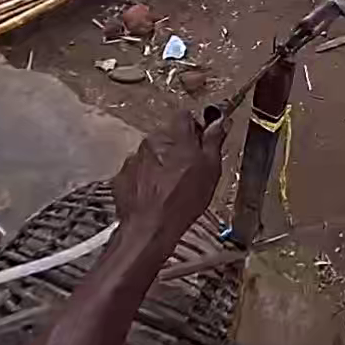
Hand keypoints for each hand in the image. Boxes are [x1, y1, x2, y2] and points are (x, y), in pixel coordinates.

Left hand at [111, 106, 227, 251]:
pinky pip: (139, 169)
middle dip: (178, 148)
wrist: (149, 229)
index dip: (194, 128)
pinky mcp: (123, 175)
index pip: (185, 116)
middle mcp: (153, 141)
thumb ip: (214, 140)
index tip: (200, 142)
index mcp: (176, 136)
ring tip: (171, 186)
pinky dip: (146, 177)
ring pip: (153, 152)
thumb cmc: (182, 201)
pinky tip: (156, 194)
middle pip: (169, 135)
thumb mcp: (211, 169)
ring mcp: (136, 157)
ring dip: (161, 163)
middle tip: (189, 170)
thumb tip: (220, 121)